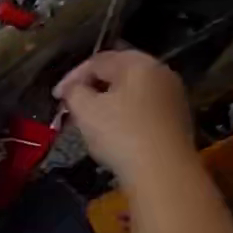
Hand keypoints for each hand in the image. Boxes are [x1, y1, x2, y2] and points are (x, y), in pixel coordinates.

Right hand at [54, 49, 200, 185]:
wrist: (163, 171)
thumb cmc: (120, 135)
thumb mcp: (86, 111)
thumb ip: (74, 92)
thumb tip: (73, 88)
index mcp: (138, 63)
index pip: (98, 60)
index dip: (72, 77)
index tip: (56, 97)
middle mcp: (160, 72)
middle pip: (118, 73)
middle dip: (91, 89)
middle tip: (72, 107)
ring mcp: (172, 96)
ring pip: (131, 92)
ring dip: (108, 103)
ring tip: (90, 122)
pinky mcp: (177, 119)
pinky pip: (143, 109)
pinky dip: (125, 116)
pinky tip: (114, 133)